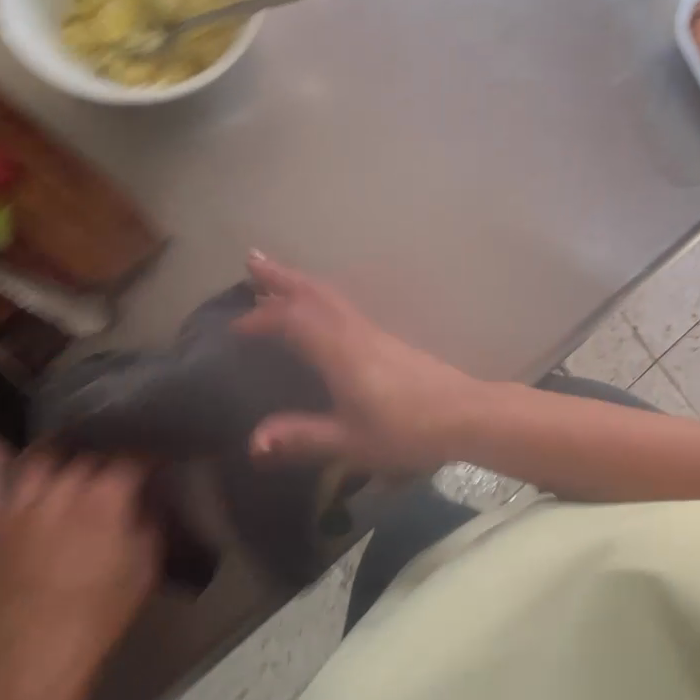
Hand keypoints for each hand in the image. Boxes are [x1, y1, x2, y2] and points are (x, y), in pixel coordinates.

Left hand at [0, 443, 160, 699]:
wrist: (23, 672)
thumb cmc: (95, 621)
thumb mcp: (145, 570)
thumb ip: (151, 523)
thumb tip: (151, 497)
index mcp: (105, 500)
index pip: (132, 459)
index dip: (149, 456)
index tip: (159, 461)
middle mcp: (59, 494)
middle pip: (85, 456)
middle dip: (106, 455)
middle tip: (117, 466)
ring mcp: (13, 511)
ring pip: (37, 461)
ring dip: (57, 452)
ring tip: (69, 453)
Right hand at [237, 251, 486, 471]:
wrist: (466, 414)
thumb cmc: (407, 430)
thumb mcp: (351, 441)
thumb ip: (303, 437)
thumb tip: (252, 441)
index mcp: (342, 353)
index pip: (295, 321)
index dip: (263, 318)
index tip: (233, 326)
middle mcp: (357, 333)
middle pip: (316, 295)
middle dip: (282, 277)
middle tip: (252, 258)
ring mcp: (376, 334)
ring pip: (333, 298)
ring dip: (302, 284)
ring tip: (277, 277)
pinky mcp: (389, 342)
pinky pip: (345, 309)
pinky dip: (322, 299)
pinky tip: (320, 311)